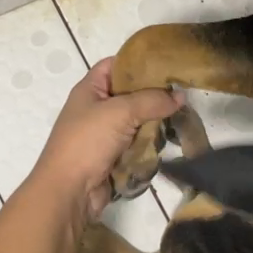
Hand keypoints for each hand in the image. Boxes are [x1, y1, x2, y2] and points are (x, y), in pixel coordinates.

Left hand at [28, 59, 182, 225]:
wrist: (70, 190)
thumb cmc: (88, 142)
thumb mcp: (120, 112)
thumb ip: (152, 100)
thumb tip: (180, 96)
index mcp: (90, 89)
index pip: (116, 65)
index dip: (139, 62)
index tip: (168, 64)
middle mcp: (97, 108)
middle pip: (130, 94)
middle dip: (154, 94)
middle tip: (183, 93)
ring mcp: (105, 134)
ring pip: (137, 120)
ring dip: (155, 121)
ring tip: (182, 116)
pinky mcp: (113, 156)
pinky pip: (136, 143)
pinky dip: (150, 142)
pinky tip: (169, 139)